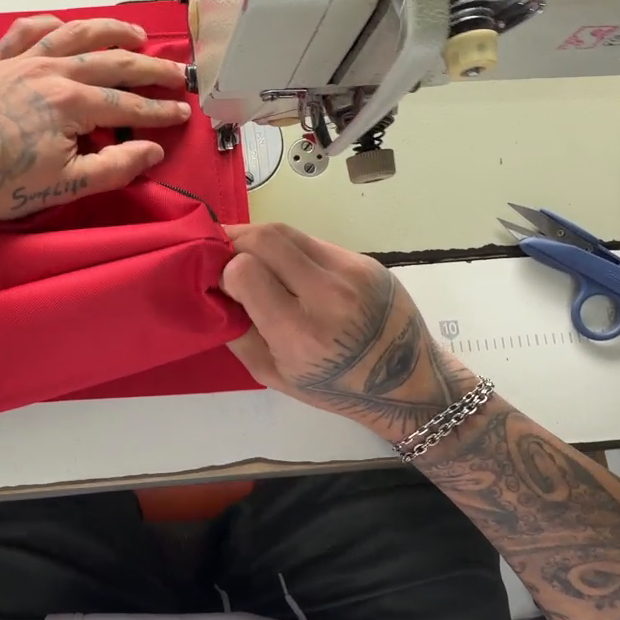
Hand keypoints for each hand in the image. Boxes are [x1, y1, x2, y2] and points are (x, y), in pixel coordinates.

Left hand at [0, 16, 191, 227]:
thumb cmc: (0, 186)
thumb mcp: (66, 185)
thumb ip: (115, 167)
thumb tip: (153, 151)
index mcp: (70, 102)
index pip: (127, 103)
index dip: (159, 110)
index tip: (183, 113)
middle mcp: (49, 71)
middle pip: (111, 63)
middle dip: (149, 68)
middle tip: (176, 73)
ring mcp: (19, 63)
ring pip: (74, 35)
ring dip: (109, 32)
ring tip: (135, 36)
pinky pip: (24, 32)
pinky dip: (48, 24)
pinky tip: (62, 26)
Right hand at [221, 223, 472, 441]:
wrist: (407, 383)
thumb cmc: (333, 388)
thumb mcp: (271, 374)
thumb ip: (237, 329)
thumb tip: (212, 289)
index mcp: (300, 333)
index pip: (243, 271)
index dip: (223, 272)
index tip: (219, 283)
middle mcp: (327, 295)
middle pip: (263, 238)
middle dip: (234, 241)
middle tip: (221, 254)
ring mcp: (351, 272)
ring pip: (287, 231)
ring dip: (259, 239)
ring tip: (247, 254)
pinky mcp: (364, 261)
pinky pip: (312, 242)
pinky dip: (289, 249)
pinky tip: (285, 267)